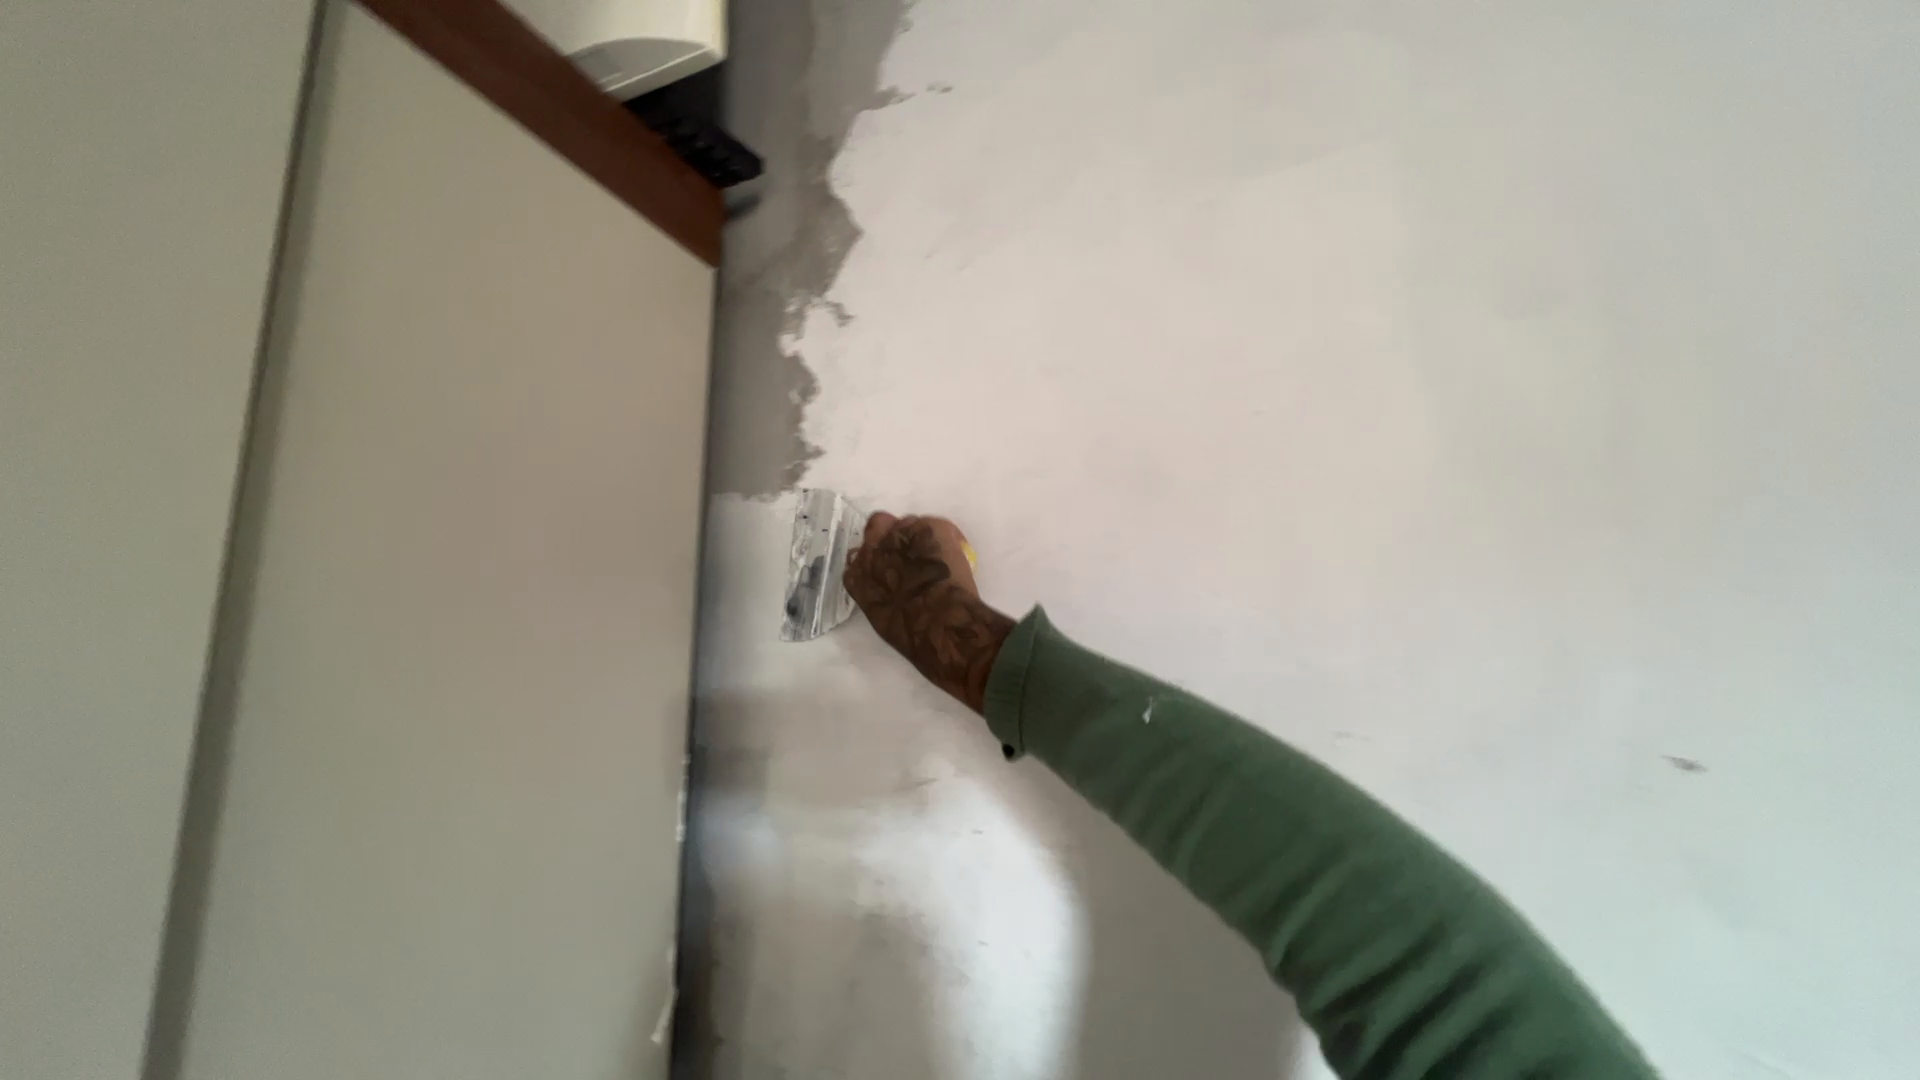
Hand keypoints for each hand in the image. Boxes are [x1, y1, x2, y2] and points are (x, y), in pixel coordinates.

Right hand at [844, 513, 1014, 712]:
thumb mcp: (880, 615)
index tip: (889, 565)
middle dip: (892, 535)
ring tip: (936, 556)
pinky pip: (936, 526)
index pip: (860, 555)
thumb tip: (891, 588)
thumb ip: (877, 593)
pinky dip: (945, 537)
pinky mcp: (929, 526)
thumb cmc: (909, 632)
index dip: (876, 557)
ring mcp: (900, 533)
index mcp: (858, 574)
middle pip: (878, 526)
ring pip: (909, 523)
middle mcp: (874, 548)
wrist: (937, 622)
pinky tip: (952, 556)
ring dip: (919, 536)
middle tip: (911, 552)